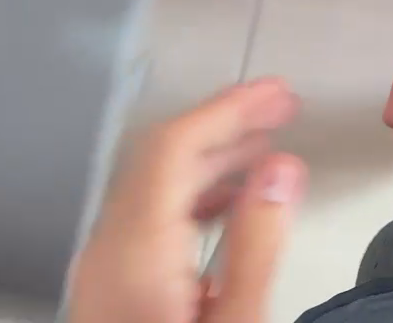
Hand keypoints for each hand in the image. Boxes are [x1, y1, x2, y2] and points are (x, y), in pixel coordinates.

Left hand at [70, 79, 305, 322]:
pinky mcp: (115, 284)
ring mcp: (106, 267)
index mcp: (136, 252)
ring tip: (271, 137)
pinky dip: (200, 183)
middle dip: (227, 118)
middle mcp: (110, 249)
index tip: (279, 92)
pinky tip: (238, 192)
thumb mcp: (236, 322)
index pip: (173, 148)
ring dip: (217, 148)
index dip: (227, 108)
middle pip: (162, 155)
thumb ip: (258, 244)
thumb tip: (282, 165)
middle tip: (285, 103)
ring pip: (158, 179)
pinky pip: (156, 208)